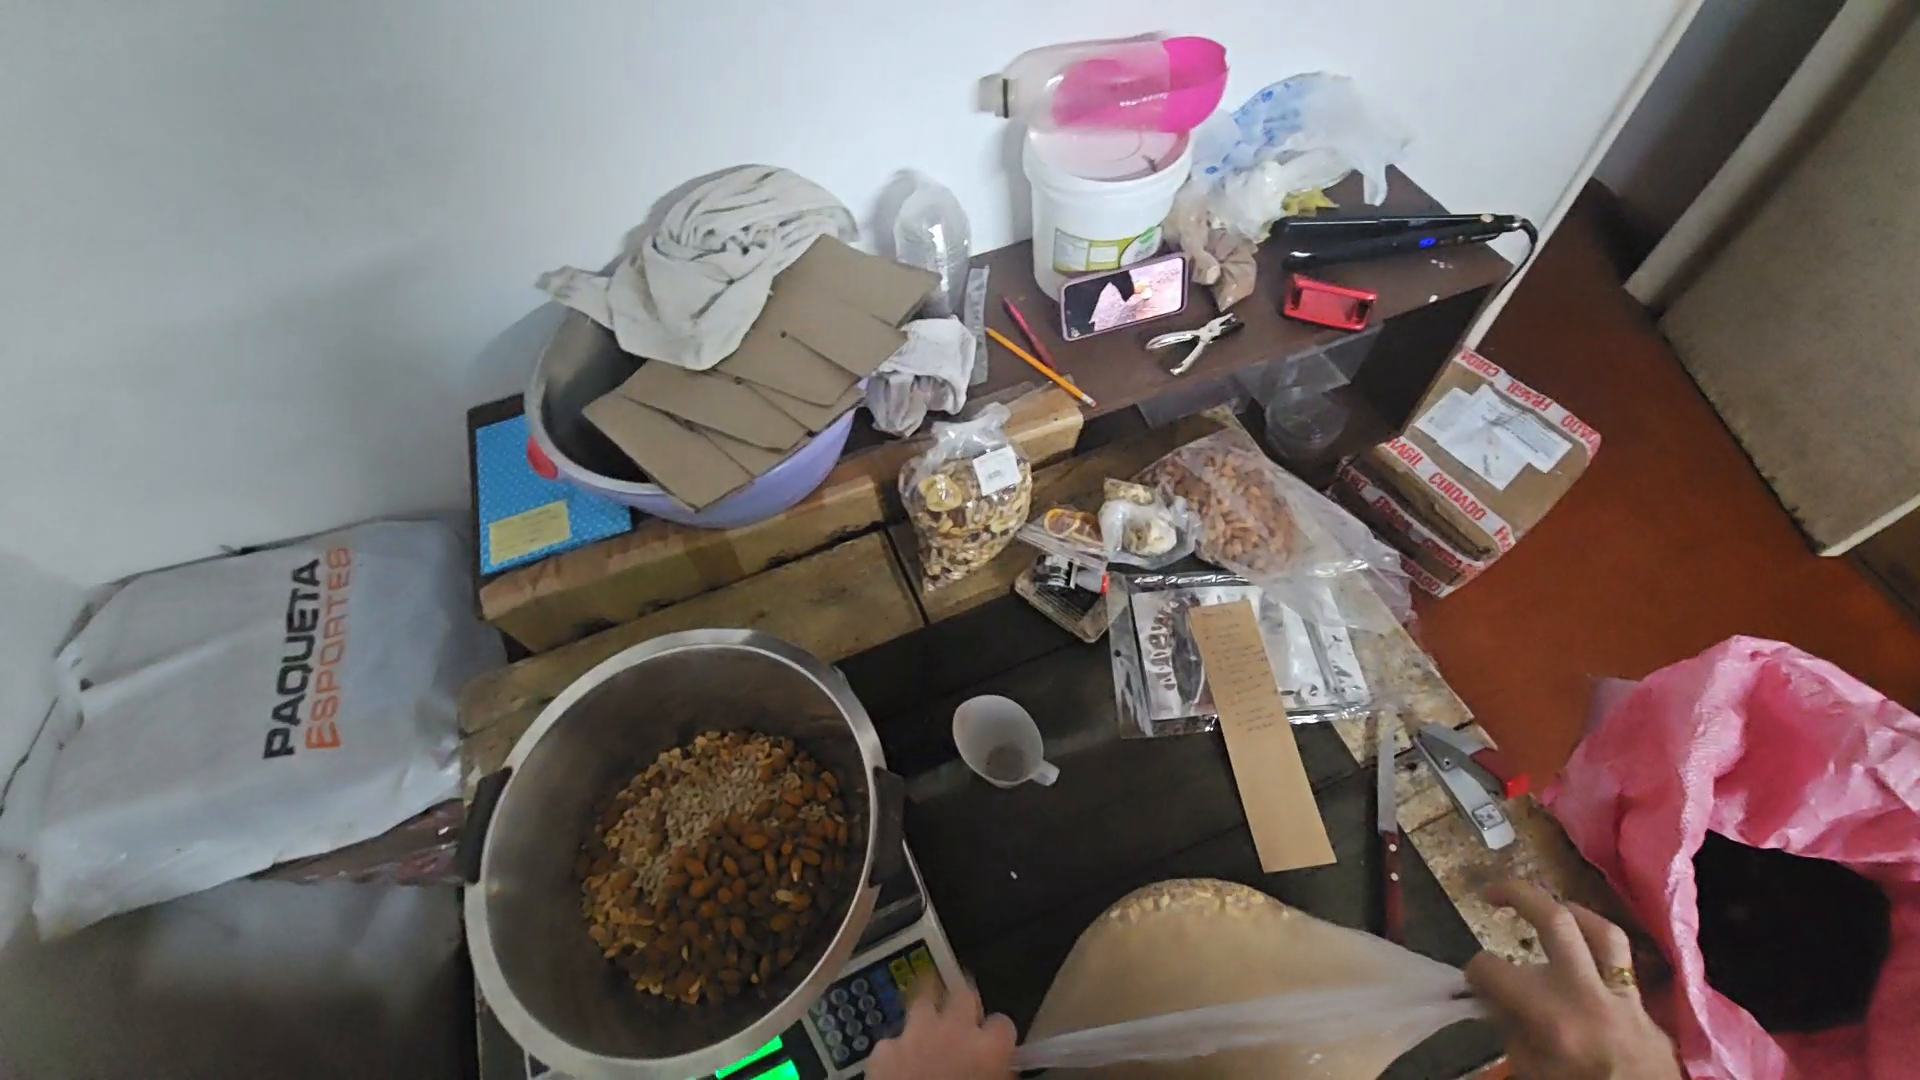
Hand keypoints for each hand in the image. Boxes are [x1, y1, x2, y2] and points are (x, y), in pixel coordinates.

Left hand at [867, 977, 1015, 1079]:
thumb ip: (998, 1077)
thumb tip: (1000, 1071)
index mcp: (987, 1050)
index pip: (1003, 1024)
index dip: (998, 1037)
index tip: (994, 1047)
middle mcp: (953, 1031)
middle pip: (963, 994)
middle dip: (963, 1007)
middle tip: (962, 1025)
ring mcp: (915, 1034)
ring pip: (923, 1004)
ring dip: (927, 1019)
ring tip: (927, 1040)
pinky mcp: (884, 1049)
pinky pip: (893, 1042)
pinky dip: (897, 1054)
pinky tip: (898, 1071)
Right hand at [1466, 881, 1681, 1079]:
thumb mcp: (1531, 1071)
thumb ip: (1509, 1027)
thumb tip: (1494, 997)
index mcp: (1551, 1017)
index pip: (1492, 968)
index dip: (1474, 970)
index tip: (1474, 982)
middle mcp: (1588, 995)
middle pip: (1555, 919)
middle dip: (1516, 894)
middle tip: (1491, 894)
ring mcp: (1624, 1000)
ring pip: (1602, 931)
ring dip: (1568, 912)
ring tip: (1544, 908)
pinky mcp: (1646, 1010)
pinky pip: (1624, 966)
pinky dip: (1597, 953)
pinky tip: (1579, 955)